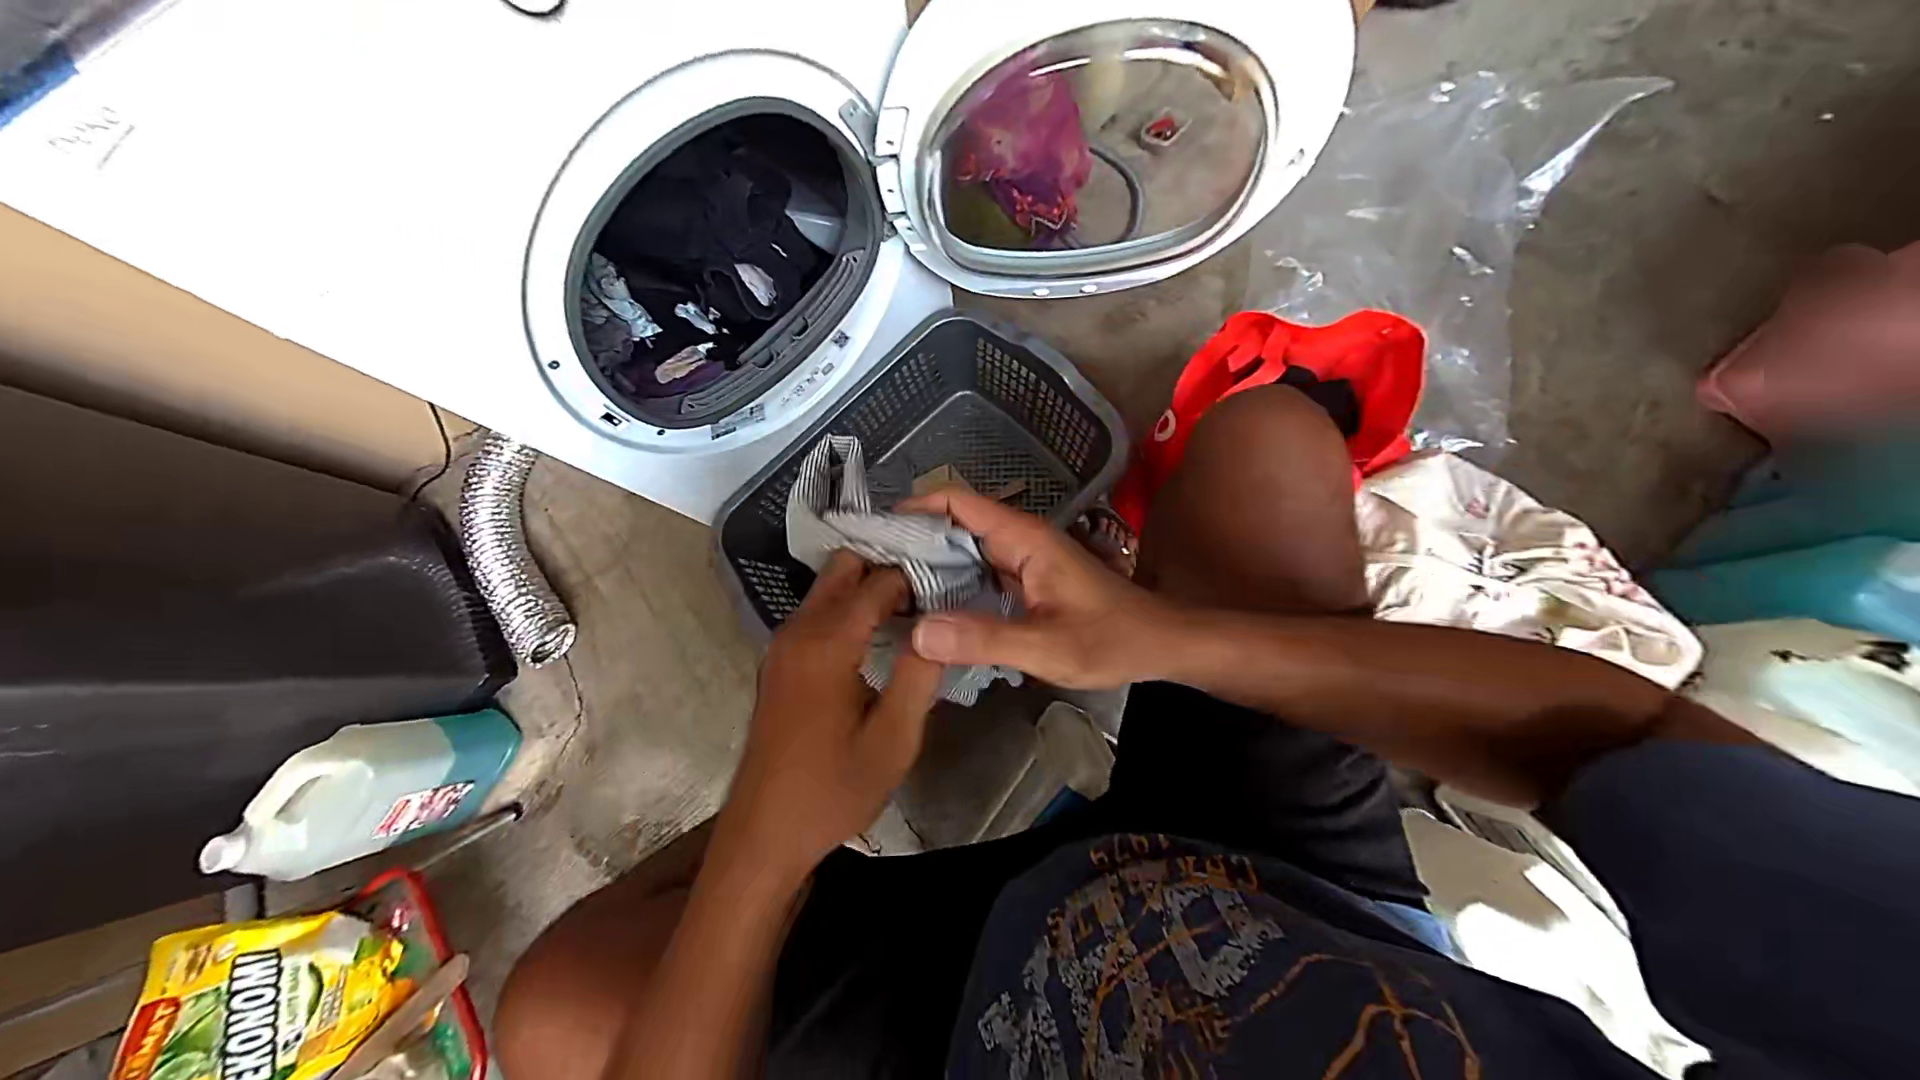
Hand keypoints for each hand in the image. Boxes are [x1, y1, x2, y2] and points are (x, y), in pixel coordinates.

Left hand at [721, 551, 943, 877]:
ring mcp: (783, 644)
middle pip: (844, 566)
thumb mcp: (893, 741)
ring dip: (868, 588)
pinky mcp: (780, 662)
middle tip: (931, 595)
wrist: (764, 832)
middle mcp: (799, 631)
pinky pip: (818, 612)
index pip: (878, 581)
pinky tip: (879, 637)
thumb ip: (919, 676)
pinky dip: (849, 609)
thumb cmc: (832, 791)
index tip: (952, 592)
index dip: (917, 580)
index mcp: (827, 644)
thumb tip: (939, 626)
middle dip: (888, 569)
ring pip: (829, 587)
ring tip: (914, 612)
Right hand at [898, 489, 1170, 689]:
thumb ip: (985, 639)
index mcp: (1023, 538)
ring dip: (926, 564)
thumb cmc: (1113, 640)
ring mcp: (1021, 559)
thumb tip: (917, 632)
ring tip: (885, 590)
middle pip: (952, 523)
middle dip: (910, 540)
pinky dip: (948, 584)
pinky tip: (925, 610)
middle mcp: (1018, 539)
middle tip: (869, 572)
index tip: (874, 533)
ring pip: (962, 549)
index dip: (913, 508)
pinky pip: (975, 572)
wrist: (1161, 645)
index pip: (957, 502)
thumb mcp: (1048, 646)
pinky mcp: (1024, 580)